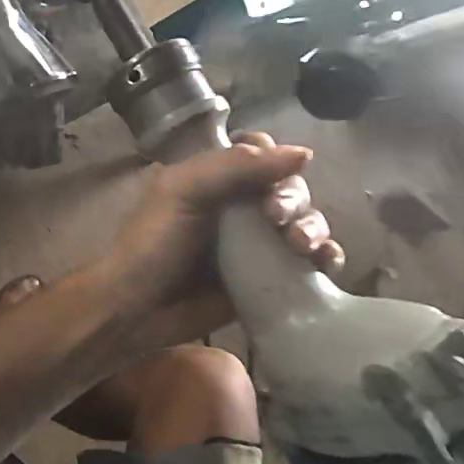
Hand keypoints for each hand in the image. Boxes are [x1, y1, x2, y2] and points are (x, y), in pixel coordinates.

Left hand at [99, 131, 344, 323]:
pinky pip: (310, 262)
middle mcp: (241, 205)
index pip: (262, 153)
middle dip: (293, 200)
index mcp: (217, 178)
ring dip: (314, 227)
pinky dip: (327, 257)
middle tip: (277, 220)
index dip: (275, 161)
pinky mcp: (270, 279)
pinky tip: (326, 263)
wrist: (137, 310)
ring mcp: (257, 243)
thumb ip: (234, 167)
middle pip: (289, 187)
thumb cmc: (153, 245)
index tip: (272, 182)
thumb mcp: (183, 192)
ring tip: (301, 247)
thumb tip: (302, 154)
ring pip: (305, 222)